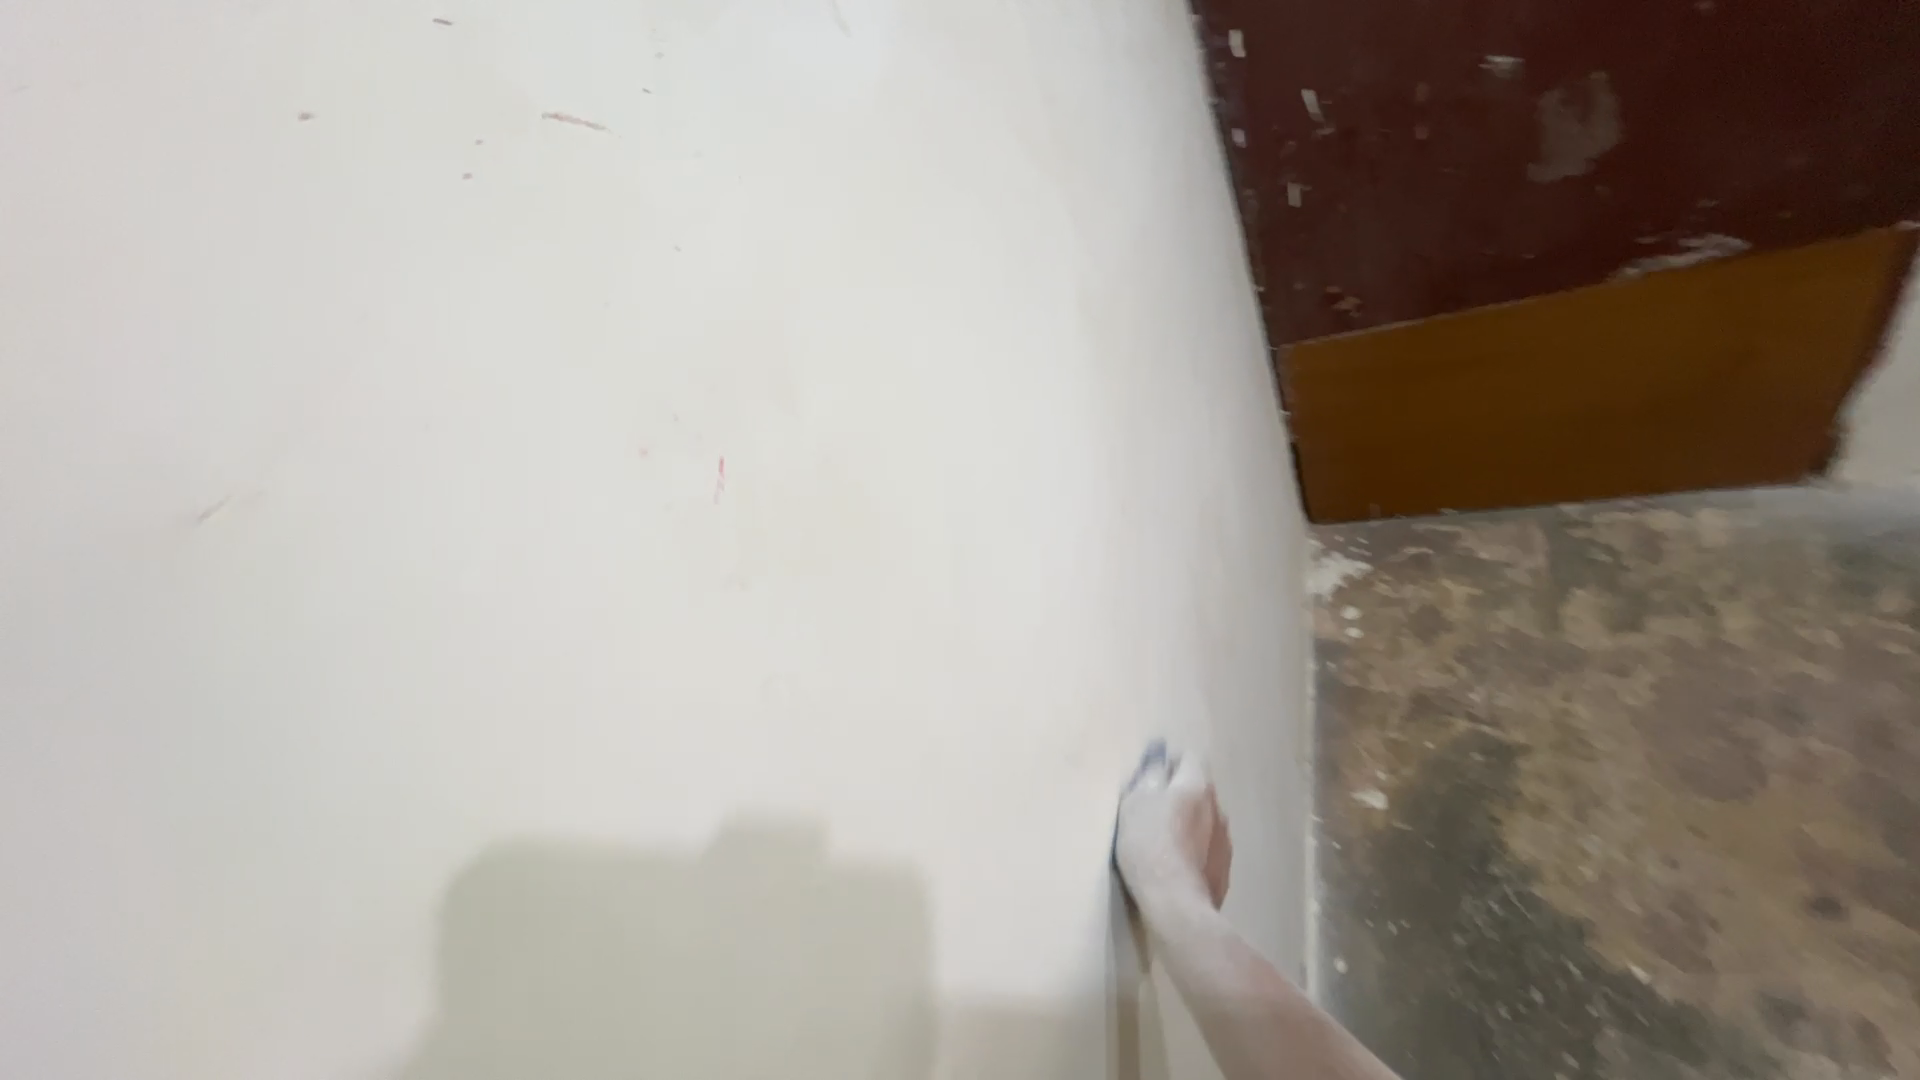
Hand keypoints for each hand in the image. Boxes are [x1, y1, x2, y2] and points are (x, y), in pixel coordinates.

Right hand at [1114, 741, 1231, 912]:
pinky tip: (1177, 865)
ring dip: (1188, 822)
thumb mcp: (1135, 802)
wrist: (1176, 906)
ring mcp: (1225, 839)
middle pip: (1198, 789)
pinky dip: (1194, 848)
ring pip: (1205, 819)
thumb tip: (1159, 762)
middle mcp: (1217, 807)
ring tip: (1164, 842)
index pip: (1191, 757)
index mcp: (1197, 786)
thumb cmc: (1149, 845)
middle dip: (1179, 794)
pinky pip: (1208, 846)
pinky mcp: (1225, 868)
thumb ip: (1149, 776)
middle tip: (1153, 809)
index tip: (1153, 775)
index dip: (1171, 762)